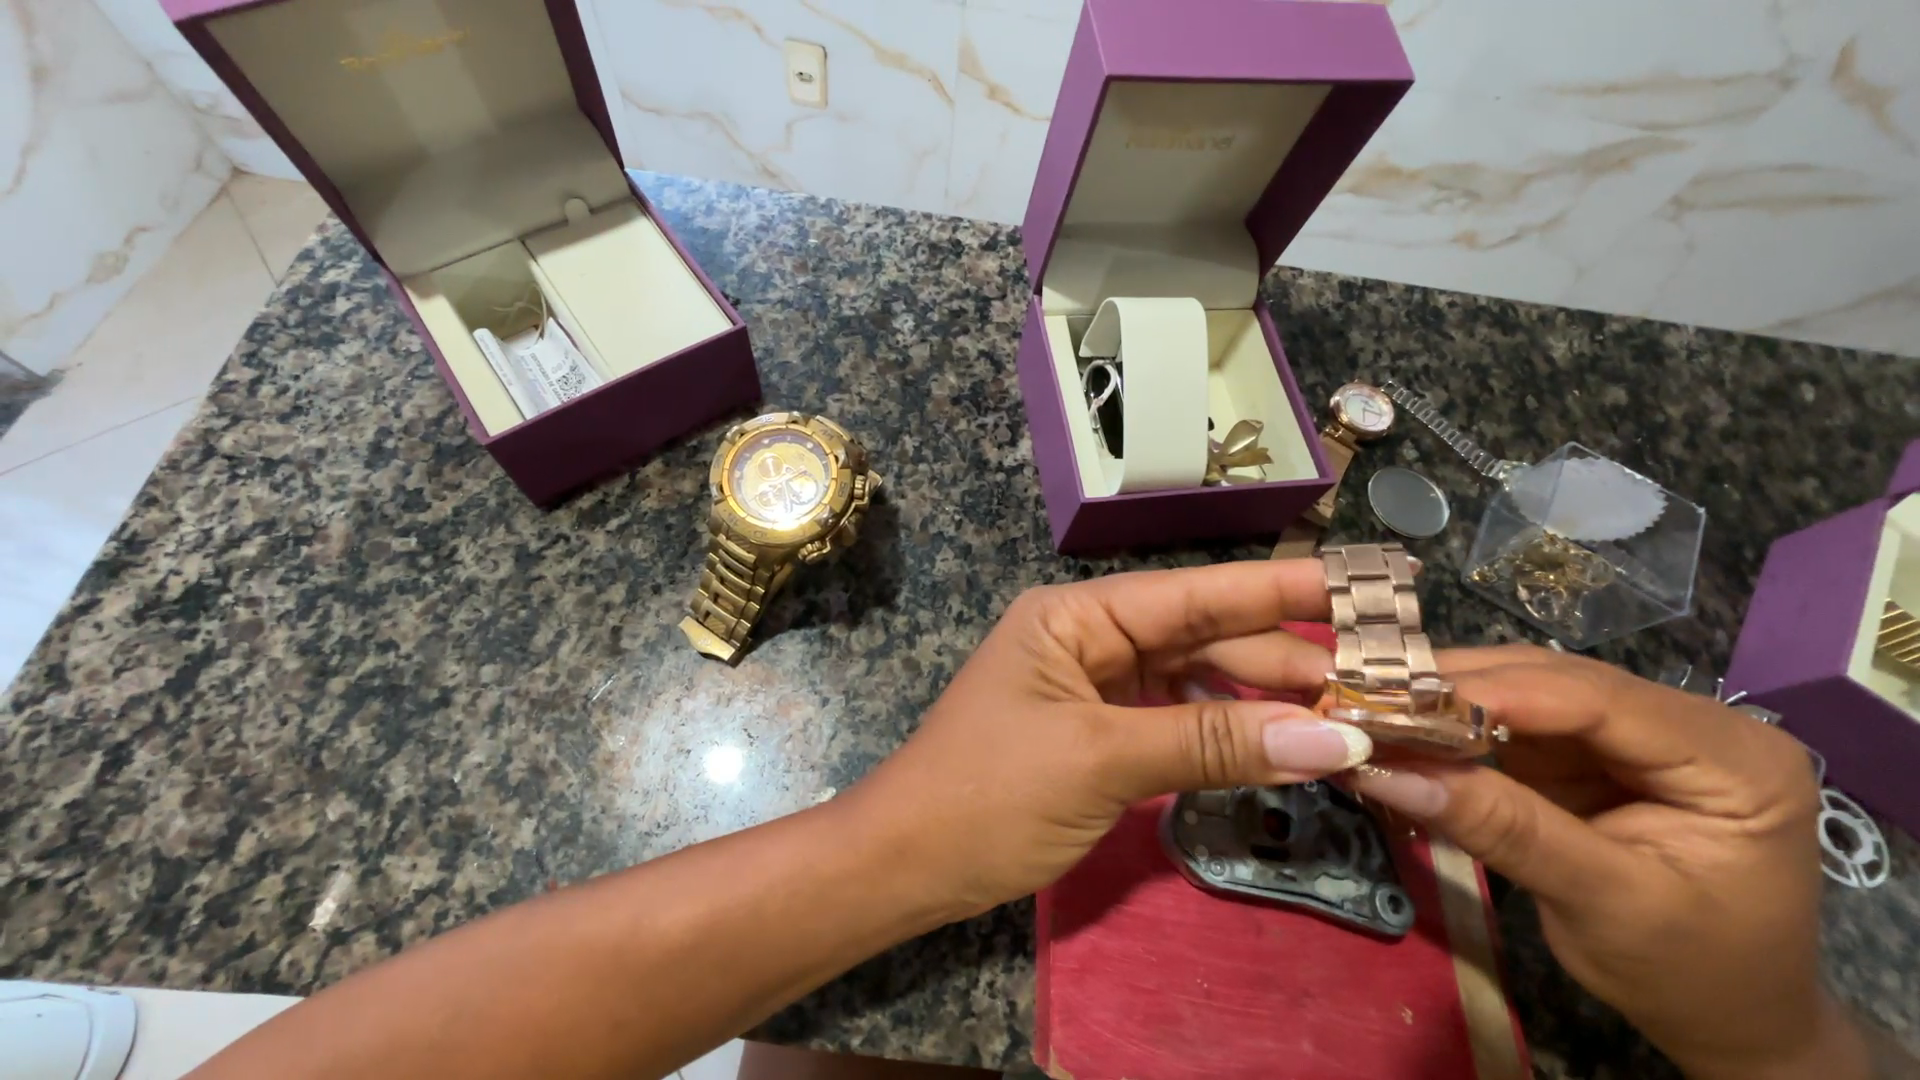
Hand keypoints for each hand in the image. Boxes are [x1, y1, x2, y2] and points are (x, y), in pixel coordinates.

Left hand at [845, 560, 1372, 918]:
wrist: (909, 863)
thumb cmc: (988, 795)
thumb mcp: (1101, 761)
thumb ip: (1212, 743)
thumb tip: (1331, 739)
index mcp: (1076, 616)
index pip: (1193, 594)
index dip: (1277, 589)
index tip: (1356, 582)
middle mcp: (1089, 638)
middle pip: (1202, 638)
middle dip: (1282, 656)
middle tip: (1377, 677)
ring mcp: (1096, 687)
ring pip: (1195, 682)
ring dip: (1262, 699)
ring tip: (1348, 715)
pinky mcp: (1099, 734)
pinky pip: (1176, 721)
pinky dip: (1225, 734)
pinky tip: (1280, 742)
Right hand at [1348, 646, 1867, 1079]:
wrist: (1721, 1018)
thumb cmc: (1690, 972)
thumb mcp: (1602, 904)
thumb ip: (1503, 828)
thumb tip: (1386, 772)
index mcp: (1733, 758)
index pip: (1599, 700)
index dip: (1495, 691)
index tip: (1397, 698)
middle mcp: (1684, 725)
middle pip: (1553, 682)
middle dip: (1455, 689)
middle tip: (1362, 698)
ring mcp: (1629, 734)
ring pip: (1521, 690)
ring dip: (1443, 701)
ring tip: (1369, 710)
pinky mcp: (1585, 751)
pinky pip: (1507, 720)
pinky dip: (1451, 726)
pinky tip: (1404, 730)